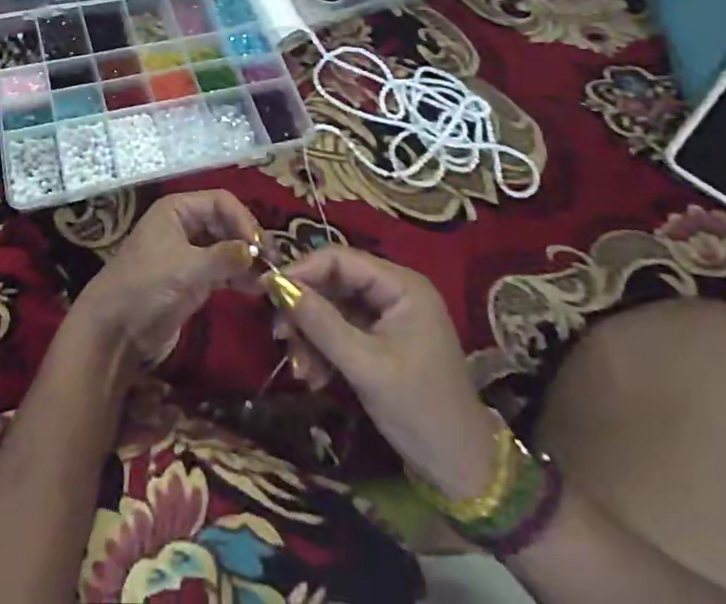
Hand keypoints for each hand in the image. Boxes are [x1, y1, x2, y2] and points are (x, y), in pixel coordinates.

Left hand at [71, 190, 259, 365]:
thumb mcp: (187, 267)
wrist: (116, 327)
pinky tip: (256, 289)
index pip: (220, 201)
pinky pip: (223, 270)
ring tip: (268, 279)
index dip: (243, 219)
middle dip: (249, 240)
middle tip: (272, 264)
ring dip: (248, 261)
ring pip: (227, 248)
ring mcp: (188, 253)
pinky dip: (239, 277)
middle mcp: (182, 225)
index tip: (261, 246)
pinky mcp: (191, 279)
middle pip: (226, 222)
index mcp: (176, 210)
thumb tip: (257, 251)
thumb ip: (225, 256)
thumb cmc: (147, 285)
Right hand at [269, 247, 499, 500]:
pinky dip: (320, 351)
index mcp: (402, 287)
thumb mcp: (364, 364)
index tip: (266, 293)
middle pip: (330, 283)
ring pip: (328, 308)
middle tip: (280, 338)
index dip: (300, 271)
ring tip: (300, 370)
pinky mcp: (378, 340)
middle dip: (302, 311)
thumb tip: (274, 283)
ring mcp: (386, 317)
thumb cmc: (419, 408)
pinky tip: (314, 378)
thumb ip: (319, 321)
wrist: (460, 467)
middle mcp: (393, 292)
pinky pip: (336, 331)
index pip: (338, 258)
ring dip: (308, 337)